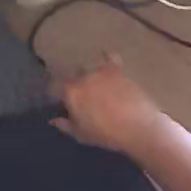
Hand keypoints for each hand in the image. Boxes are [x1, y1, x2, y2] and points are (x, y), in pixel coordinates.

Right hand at [52, 54, 171, 157]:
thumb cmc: (105, 134)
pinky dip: (107, 57)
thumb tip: (53, 120)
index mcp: (70, 92)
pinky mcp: (118, 71)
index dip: (61, 96)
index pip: (58, 88)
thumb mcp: (81, 135)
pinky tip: (106, 56)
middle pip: (73, 77)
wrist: (138, 127)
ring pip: (90, 69)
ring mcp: (101, 72)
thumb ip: (65, 125)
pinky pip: (110, 57)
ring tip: (97, 86)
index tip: (65, 104)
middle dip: (75, 86)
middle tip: (84, 99)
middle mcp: (82, 78)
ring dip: (90, 76)